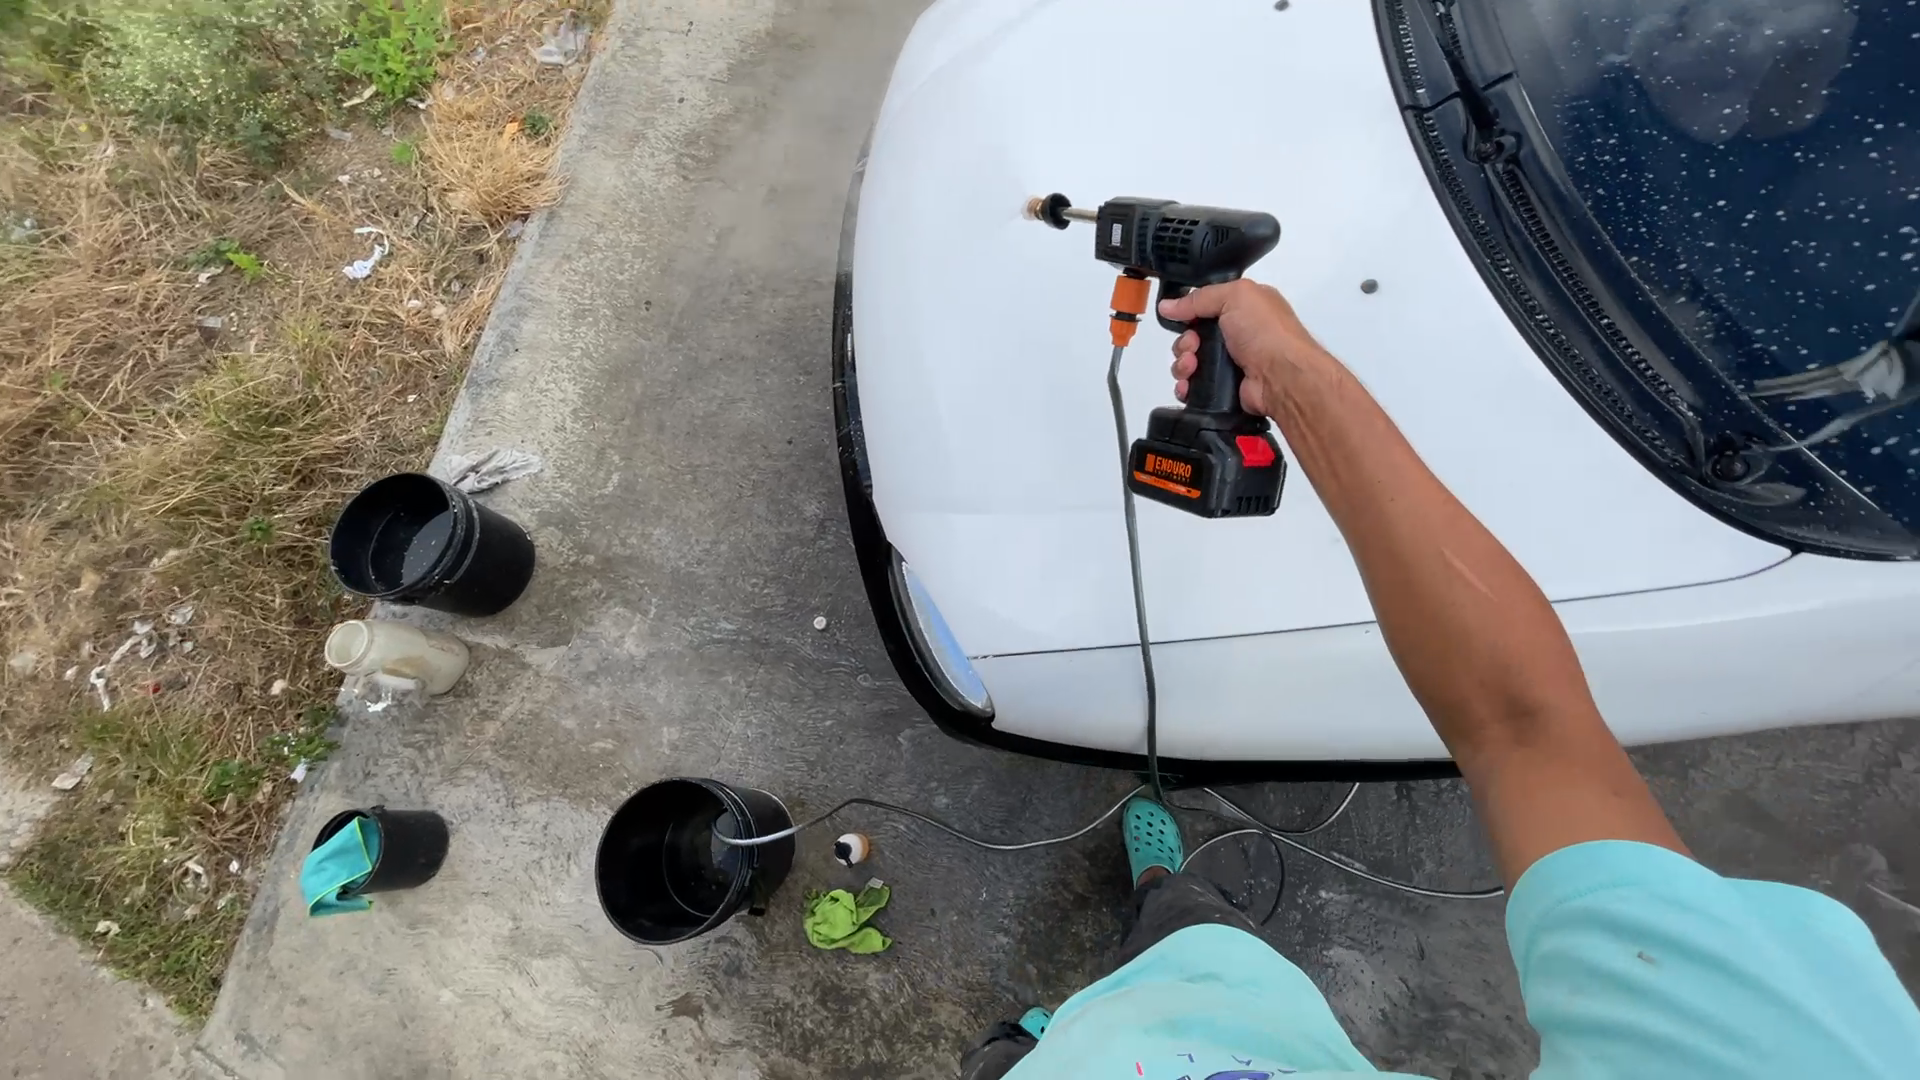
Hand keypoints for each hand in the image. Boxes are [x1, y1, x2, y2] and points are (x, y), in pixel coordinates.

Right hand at [1160, 278, 1326, 417]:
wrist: (1281, 377)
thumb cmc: (1268, 334)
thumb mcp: (1235, 296)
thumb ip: (1200, 297)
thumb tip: (1170, 305)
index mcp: (1243, 308)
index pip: (1204, 307)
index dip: (1189, 313)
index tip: (1182, 318)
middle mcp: (1236, 335)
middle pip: (1192, 337)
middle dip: (1184, 342)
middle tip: (1192, 345)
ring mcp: (1229, 362)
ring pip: (1189, 362)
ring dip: (1182, 364)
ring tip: (1192, 366)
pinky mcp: (1223, 387)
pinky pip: (1193, 386)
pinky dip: (1185, 386)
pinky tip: (1188, 384)